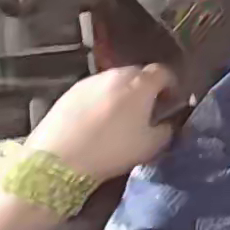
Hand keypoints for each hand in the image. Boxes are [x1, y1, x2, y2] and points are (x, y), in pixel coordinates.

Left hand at [24, 64, 176, 182]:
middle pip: (138, 74)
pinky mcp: (70, 91)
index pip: (164, 72)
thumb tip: (167, 123)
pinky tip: (97, 121)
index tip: (171, 102)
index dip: (171, 85)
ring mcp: (91, 80)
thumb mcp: (150, 146)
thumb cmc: (112, 149)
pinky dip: (102, 99)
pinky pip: (95, 90)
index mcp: (141, 83)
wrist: (59, 157)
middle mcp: (116, 74)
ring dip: (123, 94)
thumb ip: (166, 130)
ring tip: (121, 118)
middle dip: (147, 89)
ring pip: (115, 81)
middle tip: (147, 111)